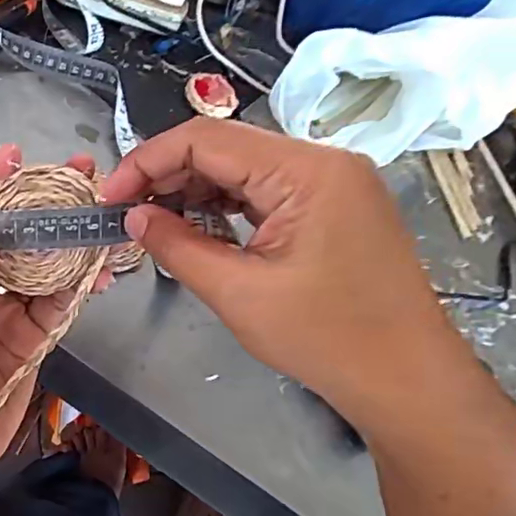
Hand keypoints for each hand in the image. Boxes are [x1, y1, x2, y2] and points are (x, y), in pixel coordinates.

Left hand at [0, 146, 109, 515]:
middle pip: (8, 232)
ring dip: (68, 240)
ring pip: (42, 263)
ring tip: (97, 216)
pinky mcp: (33, 335)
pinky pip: (61, 302)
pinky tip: (101, 271)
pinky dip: (81, 285)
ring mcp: (8, 311)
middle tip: (74, 176)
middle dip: (38, 201)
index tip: (9, 159)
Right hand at [99, 118, 470, 429]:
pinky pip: (266, 190)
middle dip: (167, 176)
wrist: (406, 378)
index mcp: (306, 170)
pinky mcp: (334, 204)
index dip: (147, 161)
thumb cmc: (326, 338)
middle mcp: (323, 161)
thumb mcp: (238, 292)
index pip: (205, 138)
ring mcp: (333, 181)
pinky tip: (198, 227)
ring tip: (155, 223)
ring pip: (243, 167)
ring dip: (194, 190)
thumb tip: (133, 217)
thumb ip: (177, 245)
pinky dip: (226, 204)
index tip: (110, 196)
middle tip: (127, 214)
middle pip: (225, 146)